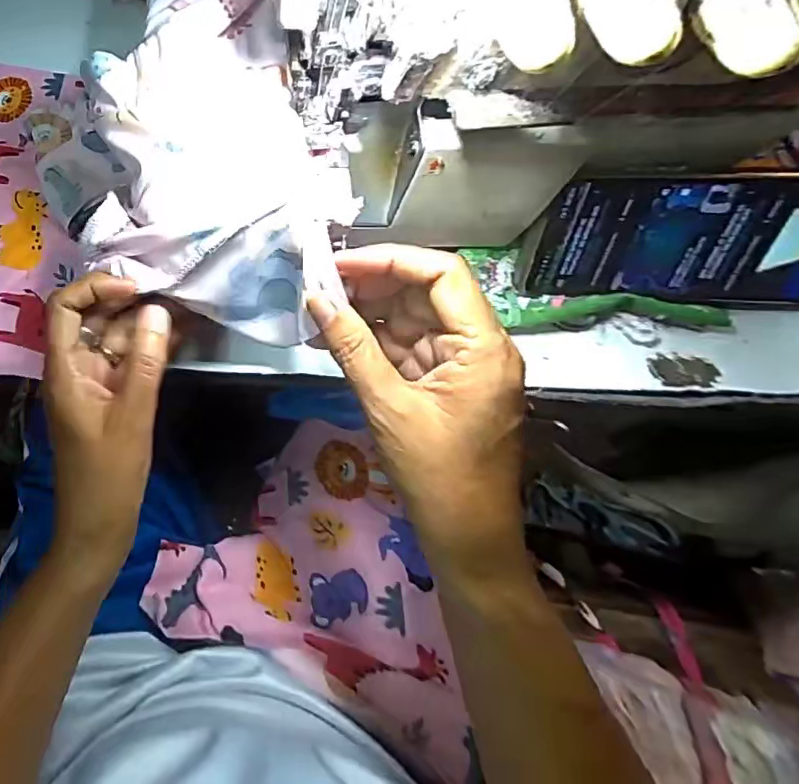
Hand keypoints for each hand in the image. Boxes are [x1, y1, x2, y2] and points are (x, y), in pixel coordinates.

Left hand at [42, 273, 172, 570]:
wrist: (97, 530)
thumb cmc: (108, 478)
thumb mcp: (132, 417)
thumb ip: (146, 362)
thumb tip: (158, 310)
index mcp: (63, 369)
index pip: (63, 307)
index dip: (93, 288)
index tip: (134, 289)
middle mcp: (72, 369)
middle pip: (90, 318)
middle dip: (125, 301)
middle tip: (167, 294)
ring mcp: (90, 383)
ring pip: (111, 339)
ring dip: (141, 323)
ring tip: (180, 309)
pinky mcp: (107, 397)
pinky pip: (124, 362)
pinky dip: (145, 349)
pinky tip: (175, 337)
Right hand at [305, 245, 526, 558]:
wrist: (465, 536)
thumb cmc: (437, 474)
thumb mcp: (388, 405)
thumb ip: (351, 347)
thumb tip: (316, 300)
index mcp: (483, 346)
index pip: (442, 274)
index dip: (390, 260)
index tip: (341, 266)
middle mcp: (477, 345)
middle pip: (423, 292)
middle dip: (370, 286)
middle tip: (319, 289)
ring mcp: (459, 363)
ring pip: (409, 316)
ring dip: (364, 313)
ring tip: (318, 314)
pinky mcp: (440, 380)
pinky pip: (403, 345)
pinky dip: (369, 340)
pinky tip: (332, 338)